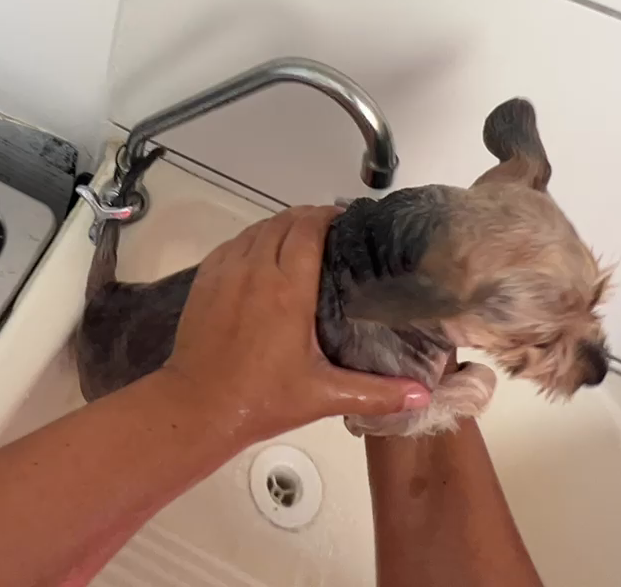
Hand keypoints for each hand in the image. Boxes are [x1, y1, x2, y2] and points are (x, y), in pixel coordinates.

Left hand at [161, 205, 430, 443]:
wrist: (197, 404)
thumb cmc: (263, 398)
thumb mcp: (323, 395)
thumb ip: (376, 393)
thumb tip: (423, 394)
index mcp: (287, 288)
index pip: (307, 230)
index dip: (326, 216)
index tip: (346, 218)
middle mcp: (256, 268)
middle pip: (283, 221)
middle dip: (307, 217)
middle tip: (330, 229)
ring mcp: (226, 270)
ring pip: (257, 229)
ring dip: (280, 225)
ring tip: (300, 237)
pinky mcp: (206, 277)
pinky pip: (234, 243)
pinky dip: (253, 238)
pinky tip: (264, 252)